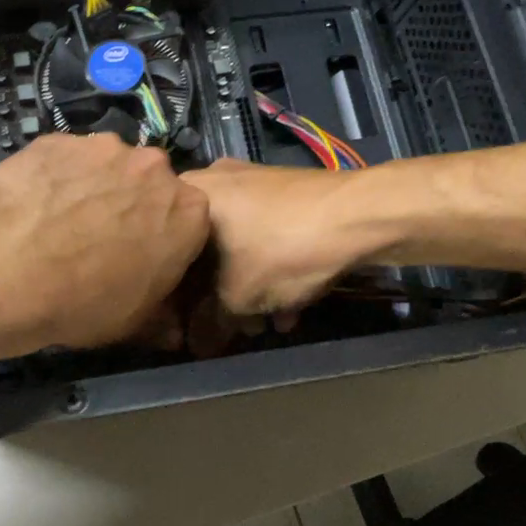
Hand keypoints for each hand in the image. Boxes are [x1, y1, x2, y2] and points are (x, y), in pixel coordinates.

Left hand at [0, 135, 209, 378]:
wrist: (5, 264)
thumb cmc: (81, 301)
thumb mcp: (133, 326)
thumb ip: (163, 320)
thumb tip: (172, 329)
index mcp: (188, 213)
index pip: (189, 225)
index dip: (165, 245)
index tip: (141, 264)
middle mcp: (154, 168)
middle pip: (150, 188)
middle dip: (132, 210)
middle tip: (98, 242)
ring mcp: (104, 147)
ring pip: (108, 169)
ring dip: (94, 190)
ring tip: (58, 223)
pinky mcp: (59, 139)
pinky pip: (67, 160)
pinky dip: (57, 178)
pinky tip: (33, 206)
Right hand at [182, 159, 376, 316]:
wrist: (360, 214)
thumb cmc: (282, 248)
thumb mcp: (237, 296)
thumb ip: (209, 322)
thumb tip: (197, 345)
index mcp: (191, 192)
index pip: (165, 247)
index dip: (170, 294)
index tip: (180, 325)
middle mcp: (217, 180)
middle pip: (203, 249)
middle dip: (216, 295)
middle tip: (227, 328)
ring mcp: (254, 184)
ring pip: (238, 245)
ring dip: (248, 288)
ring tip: (265, 324)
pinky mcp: (288, 194)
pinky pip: (266, 237)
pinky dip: (272, 270)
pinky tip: (291, 307)